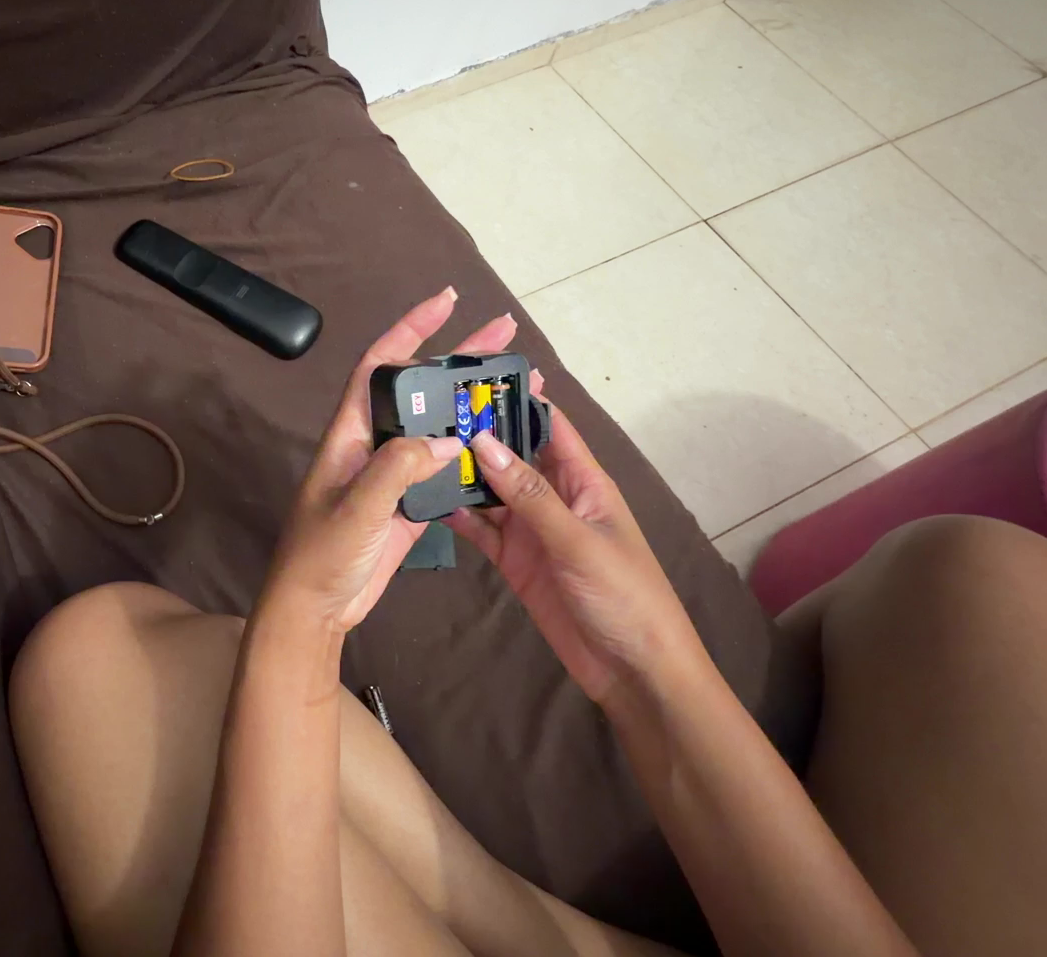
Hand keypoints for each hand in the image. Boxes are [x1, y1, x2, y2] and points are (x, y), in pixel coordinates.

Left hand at [261, 288, 530, 632]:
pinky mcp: (410, 505)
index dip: (409, 329)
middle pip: (419, 390)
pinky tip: (504, 444)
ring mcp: (394, 475)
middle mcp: (373, 446)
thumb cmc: (320, 556)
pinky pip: (446, 470)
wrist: (316, 610)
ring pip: (437, 427)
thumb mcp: (354, 508)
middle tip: (503, 332)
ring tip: (515, 382)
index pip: (379, 366)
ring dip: (472, 404)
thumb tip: (448, 439)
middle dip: (458, 358)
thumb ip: (396, 470)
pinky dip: (474, 454)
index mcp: (350, 434)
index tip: (445, 300)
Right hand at [445, 407, 708, 706]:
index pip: (550, 426)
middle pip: (512, 454)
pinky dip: (456, 515)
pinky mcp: (512, 558)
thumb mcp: (576, 540)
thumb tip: (482, 441)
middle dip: (478, 433)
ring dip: (461, 473)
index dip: (518, 400)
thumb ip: (527, 494)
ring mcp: (531, 528)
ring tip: (416, 449)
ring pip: (490, 489)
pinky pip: (480, 528)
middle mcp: (553, 496)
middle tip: (427, 411)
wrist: (631, 670)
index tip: (474, 376)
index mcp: (583, 481)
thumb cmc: (623, 594)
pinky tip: (424, 499)